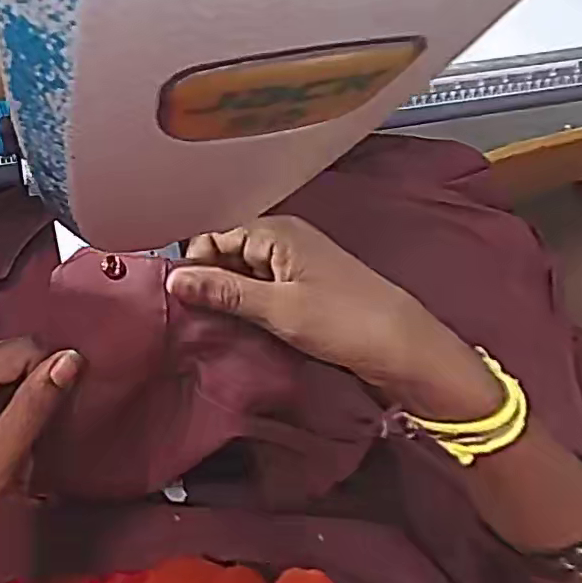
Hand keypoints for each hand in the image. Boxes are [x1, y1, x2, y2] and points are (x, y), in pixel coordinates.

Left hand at [0, 339, 82, 582]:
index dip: (48, 374)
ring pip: (1, 369)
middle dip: (33, 386)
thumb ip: (36, 403)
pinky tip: (2, 435)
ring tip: (20, 435)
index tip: (58, 412)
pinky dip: (2, 404)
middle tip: (38, 429)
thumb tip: (71, 358)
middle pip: (10, 355)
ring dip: (19, 397)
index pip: (23, 349)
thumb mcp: (0, 456)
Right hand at [165, 215, 499, 417]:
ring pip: (241, 270)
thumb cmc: (344, 322)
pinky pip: (260, 284)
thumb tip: (172, 279)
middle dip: (210, 279)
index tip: (186, 299)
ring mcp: (294, 260)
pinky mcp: (303, 283)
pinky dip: (248, 302)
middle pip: (225, 250)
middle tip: (203, 315)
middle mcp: (282, 237)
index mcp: (275, 231)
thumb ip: (222, 291)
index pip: (212, 235)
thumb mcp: (277, 309)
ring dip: (229, 293)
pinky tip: (245, 324)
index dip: (195, 264)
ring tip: (223, 323)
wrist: (409, 351)